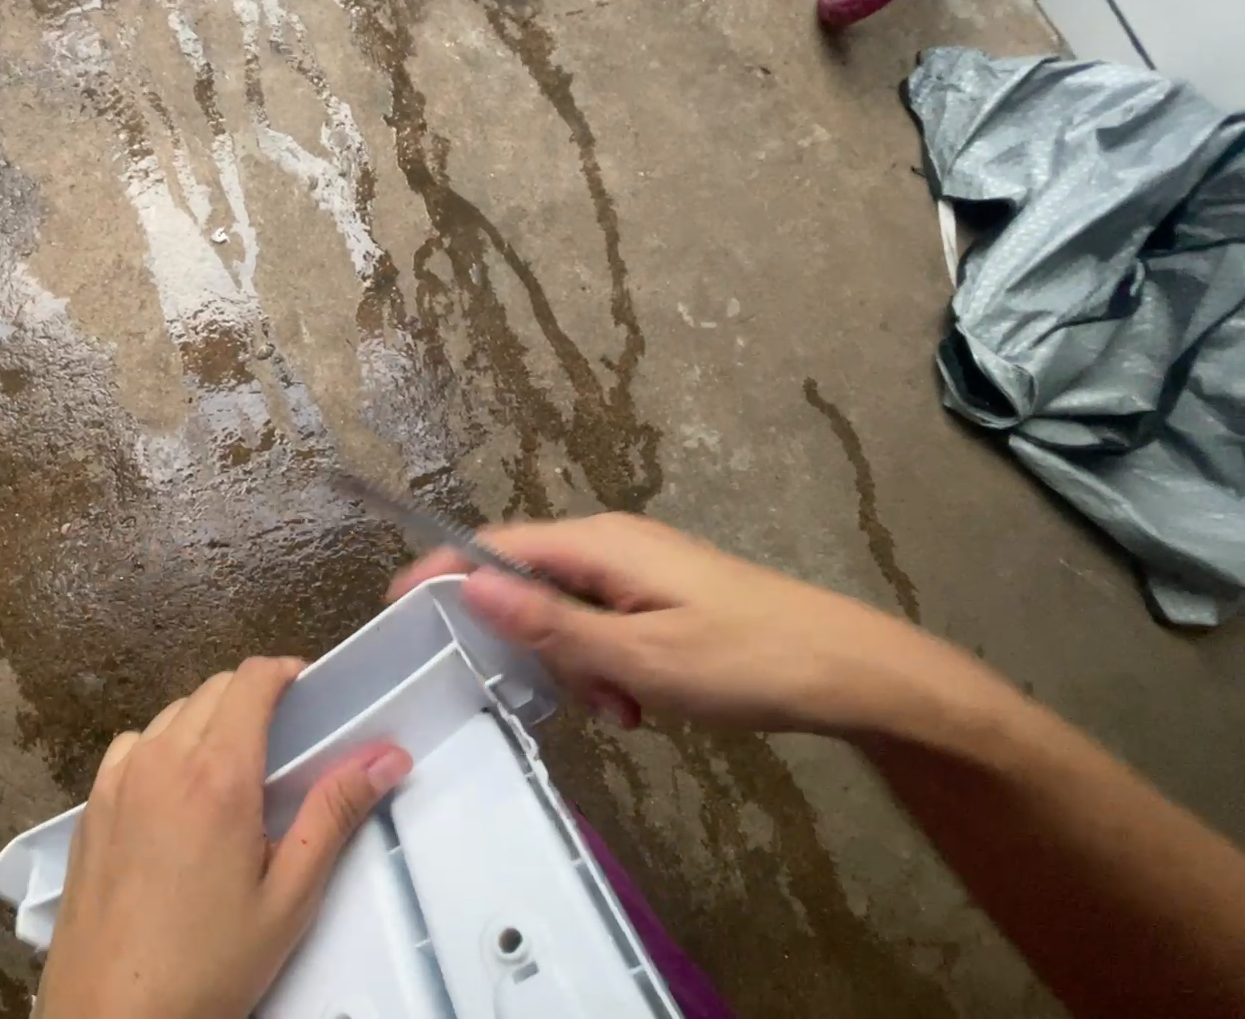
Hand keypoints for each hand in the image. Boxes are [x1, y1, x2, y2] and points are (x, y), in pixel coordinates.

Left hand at [35, 657, 413, 1018]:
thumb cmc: (209, 962)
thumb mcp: (289, 895)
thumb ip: (336, 813)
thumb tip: (387, 756)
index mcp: (218, 773)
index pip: (251, 680)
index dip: (283, 671)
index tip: (304, 687)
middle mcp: (164, 758)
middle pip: (214, 689)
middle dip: (252, 695)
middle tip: (280, 736)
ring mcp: (120, 777)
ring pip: (174, 712)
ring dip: (209, 717)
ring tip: (231, 765)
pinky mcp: (92, 801)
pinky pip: (135, 744)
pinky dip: (163, 743)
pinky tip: (174, 789)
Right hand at [390, 513, 996, 739]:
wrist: (854, 674)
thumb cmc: (744, 660)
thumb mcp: (636, 654)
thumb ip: (547, 621)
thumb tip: (467, 583)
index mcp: (597, 545)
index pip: (494, 545)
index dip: (442, 569)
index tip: (398, 604)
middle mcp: (608, 544)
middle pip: (528, 582)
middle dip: (534, 641)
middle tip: (576, 693)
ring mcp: (633, 567)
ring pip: (564, 612)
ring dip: (575, 662)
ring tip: (622, 706)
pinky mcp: (654, 592)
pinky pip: (598, 622)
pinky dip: (603, 662)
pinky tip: (639, 700)